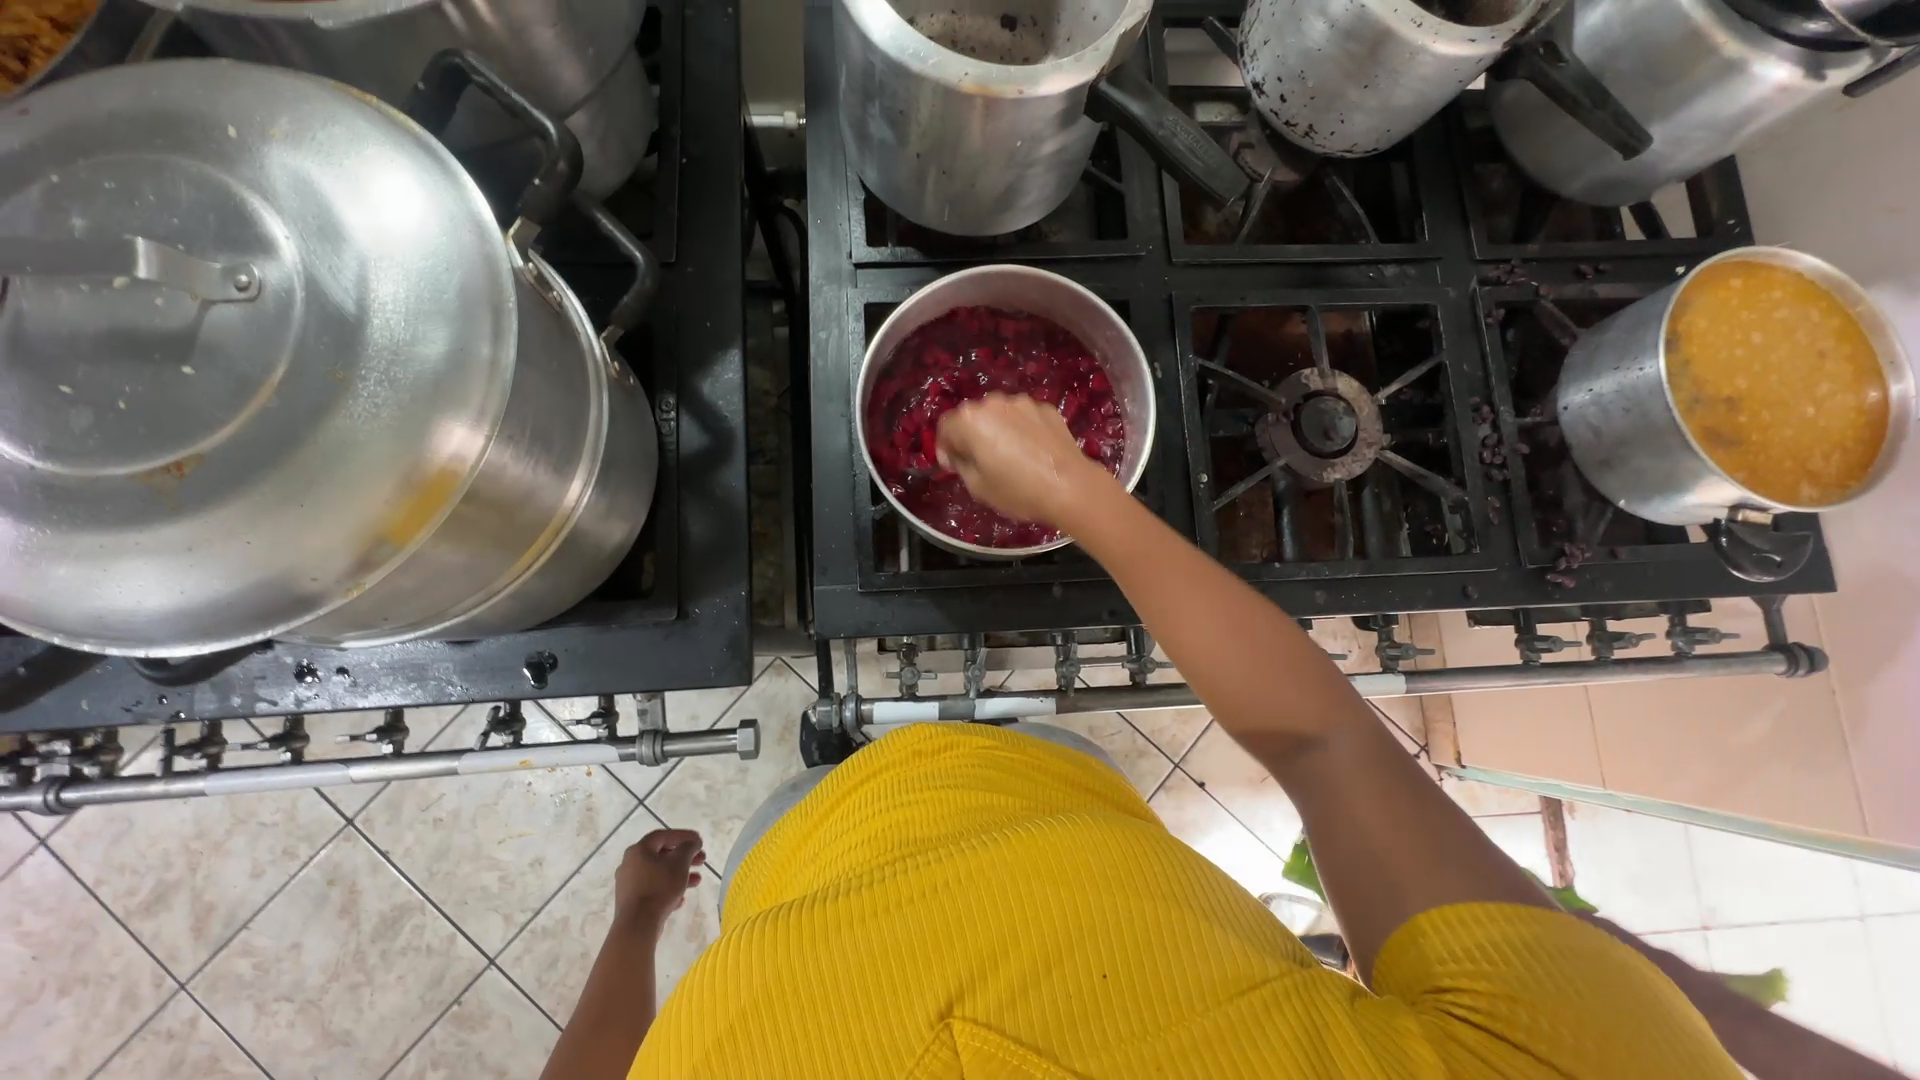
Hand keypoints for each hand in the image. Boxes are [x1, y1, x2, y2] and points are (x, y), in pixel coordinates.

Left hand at [614, 829, 704, 930]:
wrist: (638, 924)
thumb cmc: (660, 887)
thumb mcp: (680, 862)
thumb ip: (688, 847)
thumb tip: (693, 842)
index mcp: (638, 850)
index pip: (663, 836)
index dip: (683, 836)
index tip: (699, 841)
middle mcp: (630, 864)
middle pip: (661, 855)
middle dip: (684, 858)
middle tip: (702, 860)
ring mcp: (628, 884)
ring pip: (658, 874)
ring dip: (679, 875)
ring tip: (697, 881)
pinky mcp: (630, 901)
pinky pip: (653, 890)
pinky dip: (668, 889)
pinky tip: (682, 898)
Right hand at [936, 393, 1115, 525]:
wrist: (1070, 486)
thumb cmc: (1018, 490)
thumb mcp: (977, 487)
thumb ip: (961, 465)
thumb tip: (961, 455)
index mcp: (970, 420)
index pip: (945, 427)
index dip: (945, 447)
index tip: (953, 466)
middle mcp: (994, 403)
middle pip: (973, 417)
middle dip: (971, 437)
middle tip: (980, 462)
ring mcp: (1023, 403)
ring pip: (1000, 415)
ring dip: (997, 430)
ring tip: (1009, 456)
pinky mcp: (1046, 409)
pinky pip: (1024, 418)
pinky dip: (1021, 430)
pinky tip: (1031, 452)